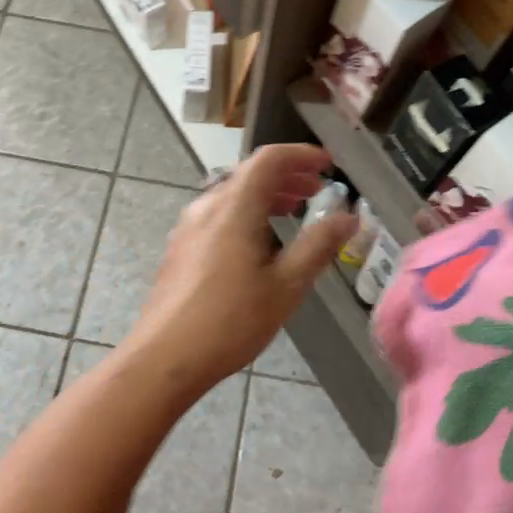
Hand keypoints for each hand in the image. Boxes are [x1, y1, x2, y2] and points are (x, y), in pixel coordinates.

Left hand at [122, 145, 356, 392]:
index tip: (328, 164)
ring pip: (231, 195)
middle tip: (317, 189)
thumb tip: (349, 217)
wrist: (164, 357)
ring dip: (266, 195)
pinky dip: (245, 213)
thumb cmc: (230, 321)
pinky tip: (258, 243)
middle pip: (249, 174)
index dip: (301, 154)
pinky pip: (217, 215)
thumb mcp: (285, 286)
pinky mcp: (180, 248)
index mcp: (234, 208)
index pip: (269, 159)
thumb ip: (317, 246)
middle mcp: (206, 207)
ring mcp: (188, 227)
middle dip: (287, 176)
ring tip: (293, 211)